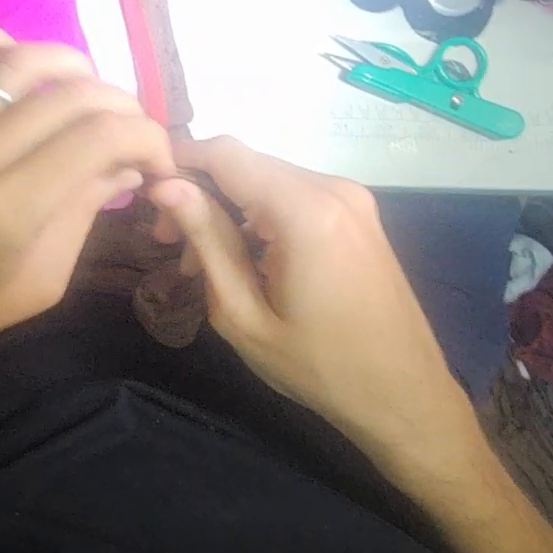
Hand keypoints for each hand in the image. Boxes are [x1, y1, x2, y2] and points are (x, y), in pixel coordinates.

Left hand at [0, 27, 174, 375]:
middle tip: (134, 138)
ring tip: (92, 98)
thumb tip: (127, 165)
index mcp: (10, 207)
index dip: (149, 139)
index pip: (102, 137)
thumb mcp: (42, 282)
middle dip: (125, 109)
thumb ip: (85, 214)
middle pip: (73, 95)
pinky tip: (21, 65)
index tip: (158, 161)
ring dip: (76, 69)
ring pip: (23, 61)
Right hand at [143, 137, 474, 457]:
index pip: (224, 153)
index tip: (146, 197)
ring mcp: (350, 200)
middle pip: (243, 164)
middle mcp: (332, 189)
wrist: (406, 399)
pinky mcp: (356, 215)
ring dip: (224, 208)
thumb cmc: (318, 366)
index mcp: (304, 211)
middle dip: (197, 192)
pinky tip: (240, 260)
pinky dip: (255, 217)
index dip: (178, 161)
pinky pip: (290, 196)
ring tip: (199, 262)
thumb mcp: (242, 312)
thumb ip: (205, 240)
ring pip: (264, 180)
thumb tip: (165, 185)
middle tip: (165, 242)